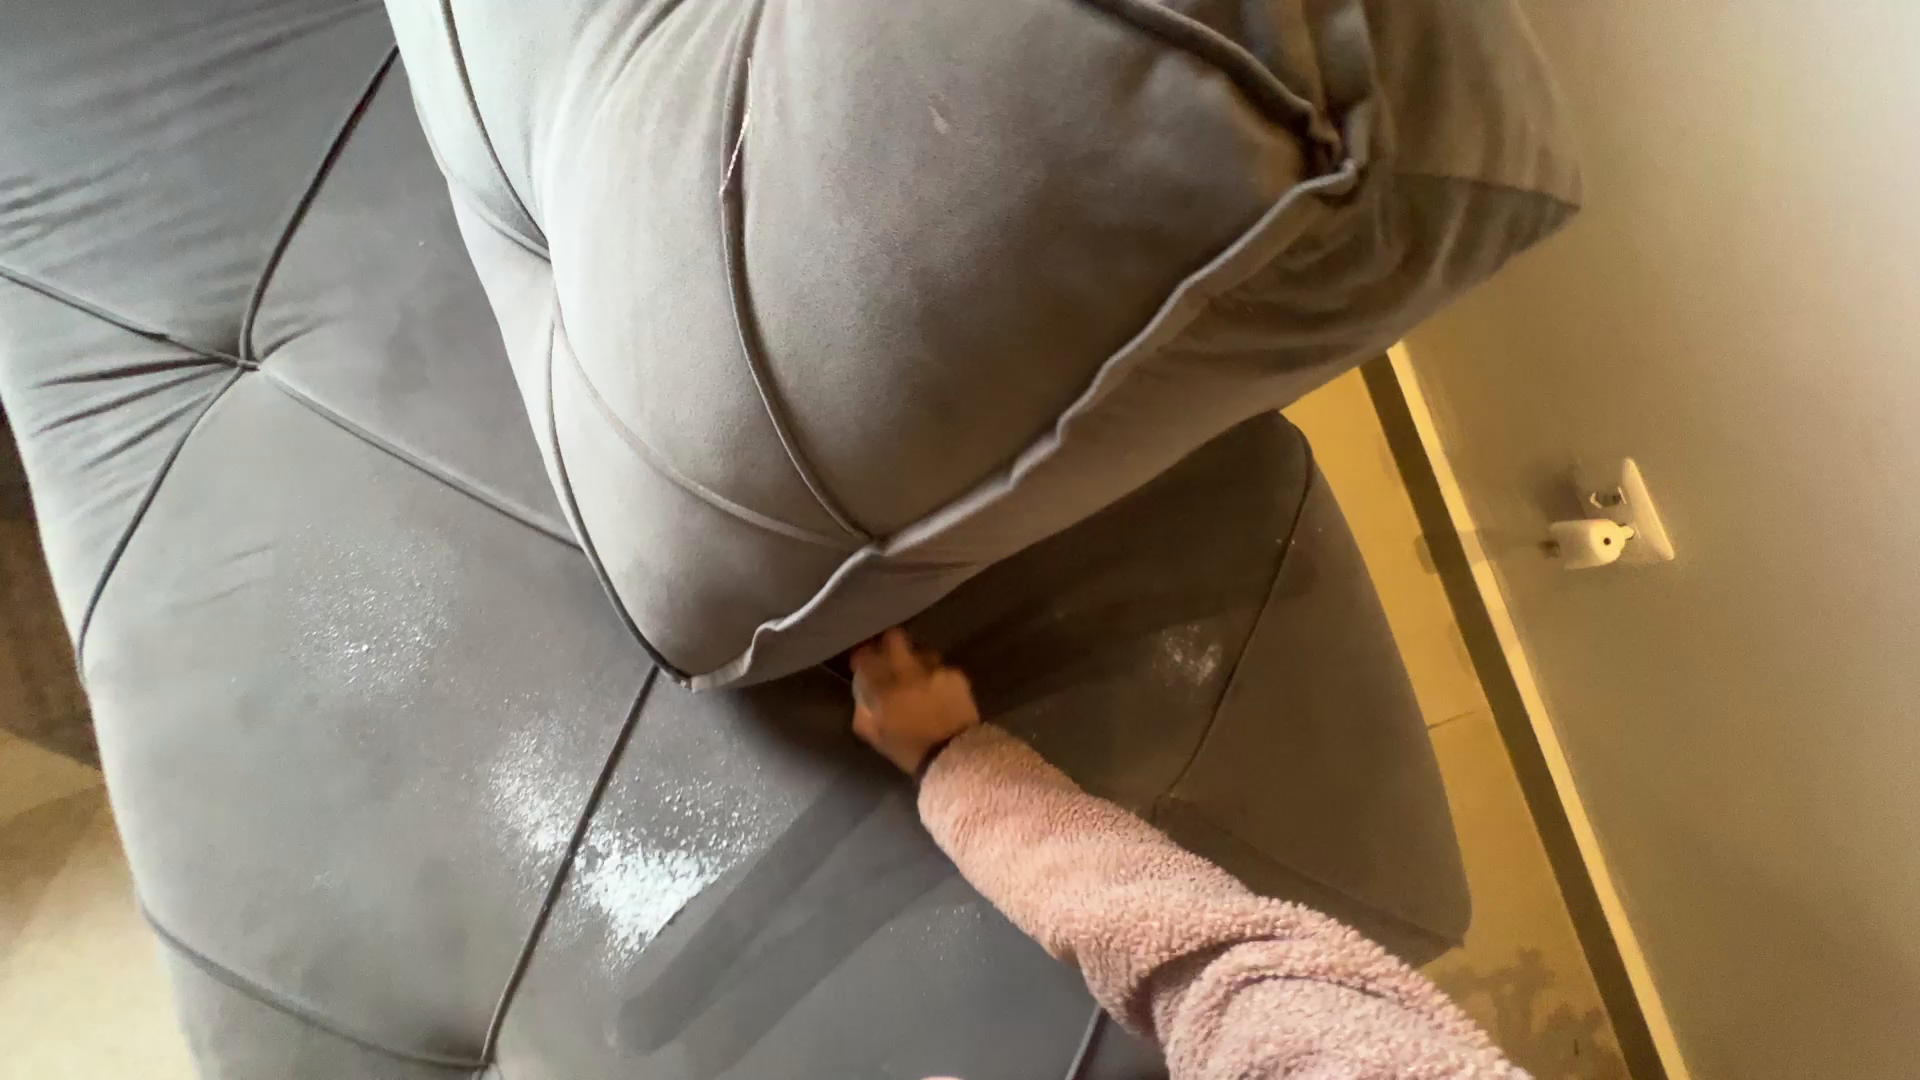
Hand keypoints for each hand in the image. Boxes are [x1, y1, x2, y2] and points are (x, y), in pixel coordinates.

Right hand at [850, 629, 979, 774]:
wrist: (953, 755)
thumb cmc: (908, 749)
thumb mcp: (874, 734)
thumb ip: (863, 708)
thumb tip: (863, 692)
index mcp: (884, 687)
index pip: (865, 655)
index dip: (862, 656)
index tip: (863, 663)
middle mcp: (908, 670)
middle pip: (894, 637)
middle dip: (888, 644)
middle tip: (888, 657)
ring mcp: (935, 669)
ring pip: (920, 649)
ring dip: (916, 659)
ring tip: (918, 676)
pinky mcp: (956, 674)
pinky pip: (940, 666)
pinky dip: (936, 675)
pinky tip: (938, 690)